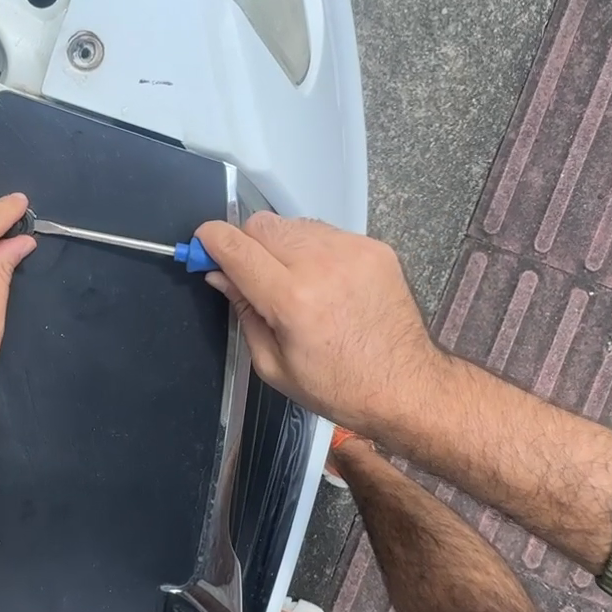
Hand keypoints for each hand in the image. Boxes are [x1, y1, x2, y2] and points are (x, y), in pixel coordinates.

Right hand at [199, 214, 611, 571]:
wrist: (410, 388)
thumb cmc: (336, 388)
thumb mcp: (273, 365)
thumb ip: (242, 311)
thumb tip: (217, 273)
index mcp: (292, 299)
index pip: (235, 246)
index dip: (210, 240)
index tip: (202, 245)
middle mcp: (321, 264)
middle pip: (260, 223)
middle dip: (245, 242)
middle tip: (250, 272)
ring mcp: (351, 250)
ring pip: (290, 223)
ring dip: (279, 243)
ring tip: (292, 278)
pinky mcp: (374, 247)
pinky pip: (323, 231)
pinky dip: (311, 247)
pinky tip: (323, 279)